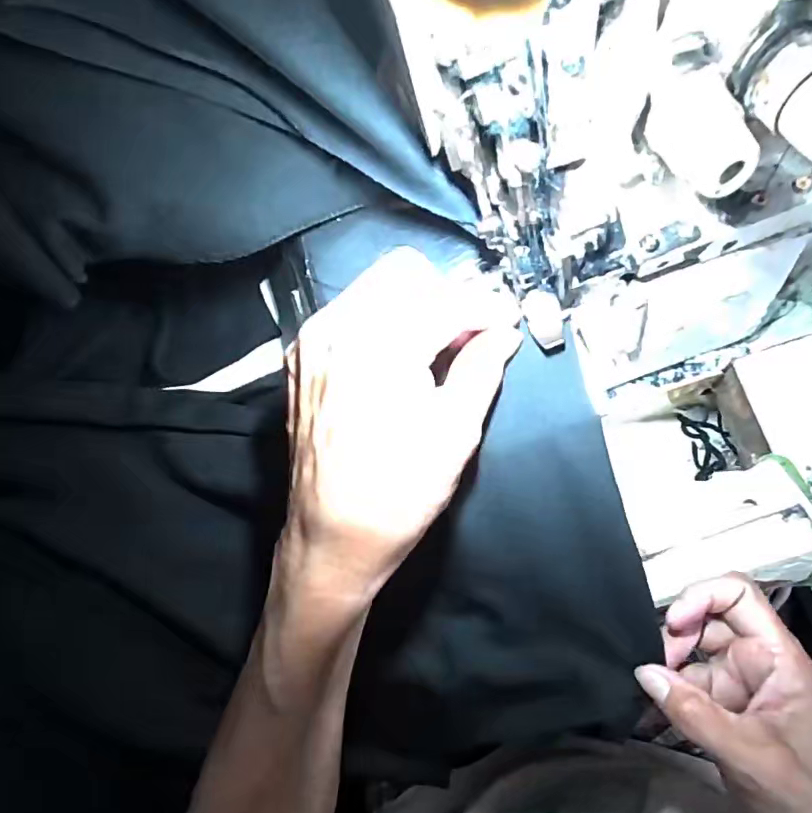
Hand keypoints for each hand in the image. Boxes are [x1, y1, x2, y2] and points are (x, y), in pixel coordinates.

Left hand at [278, 248, 521, 624]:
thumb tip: (502, 333)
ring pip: (373, 289)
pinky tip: (400, 362)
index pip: (446, 300)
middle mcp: (336, 329)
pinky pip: (348, 315)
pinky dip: (381, 324)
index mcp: (378, 345)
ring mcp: (312, 343)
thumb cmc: (397, 494)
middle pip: (405, 274)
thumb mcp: (455, 432)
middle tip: (472, 336)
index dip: (487, 307)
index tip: (509, 320)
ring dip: (414, 306)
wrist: (332, 538)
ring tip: (438, 350)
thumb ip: (482, 368)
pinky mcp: (302, 361)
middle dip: (446, 296)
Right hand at [636, 576, 811, 812]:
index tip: (670, 625)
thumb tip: (643, 671)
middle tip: (649, 671)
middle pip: (706, 621)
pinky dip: (663, 698)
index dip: (700, 596)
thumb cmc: (808, 803)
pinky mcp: (724, 716)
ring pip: (691, 656)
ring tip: (640, 698)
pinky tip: (643, 716)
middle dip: (673, 638)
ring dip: (663, 670)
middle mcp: (757, 664)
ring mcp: (739, 690)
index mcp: (778, 658)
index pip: (737, 595)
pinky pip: (686, 691)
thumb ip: (693, 711)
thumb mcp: (749, 756)